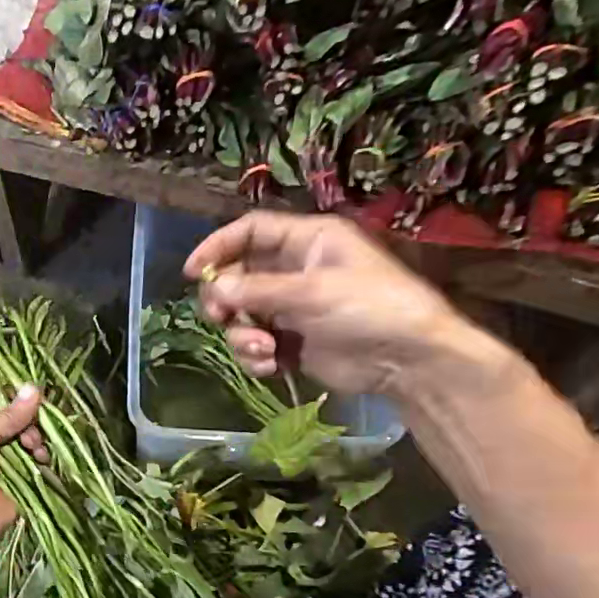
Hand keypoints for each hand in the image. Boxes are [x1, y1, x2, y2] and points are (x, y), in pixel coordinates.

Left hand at [0, 386, 49, 539]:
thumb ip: (6, 416)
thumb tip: (34, 388)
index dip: (7, 403)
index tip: (27, 396)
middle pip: (10, 425)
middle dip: (24, 424)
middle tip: (29, 434)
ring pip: (24, 441)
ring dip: (33, 440)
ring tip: (35, 448)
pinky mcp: (17, 481)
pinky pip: (33, 462)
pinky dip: (40, 457)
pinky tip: (43, 458)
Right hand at [183, 213, 485, 398]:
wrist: (407, 360)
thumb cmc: (370, 308)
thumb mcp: (312, 292)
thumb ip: (258, 290)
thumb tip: (214, 289)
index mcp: (306, 242)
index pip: (250, 232)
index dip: (217, 247)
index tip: (191, 272)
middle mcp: (294, 271)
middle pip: (236, 277)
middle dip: (224, 300)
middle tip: (222, 317)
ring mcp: (290, 308)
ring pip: (241, 315)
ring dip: (242, 335)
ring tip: (264, 350)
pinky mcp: (290, 342)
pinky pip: (254, 344)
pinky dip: (255, 356)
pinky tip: (272, 365)